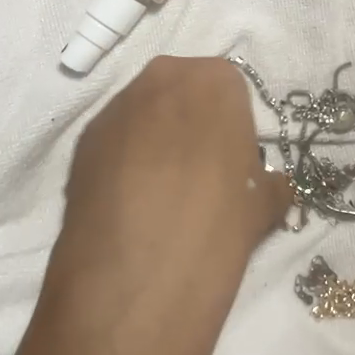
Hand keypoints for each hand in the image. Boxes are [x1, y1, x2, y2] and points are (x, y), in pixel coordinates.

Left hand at [9, 56, 288, 354]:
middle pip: (183, 93)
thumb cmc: (215, 225)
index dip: (232, 129)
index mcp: (216, 80)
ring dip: (153, 142)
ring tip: (159, 195)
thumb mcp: (262, 205)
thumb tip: (271, 185)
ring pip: (145, 115)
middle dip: (190, 125)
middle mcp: (164, 77)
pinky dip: (122, 163)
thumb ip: (269, 182)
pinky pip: (114, 142)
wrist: (134, 277)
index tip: (232, 165)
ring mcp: (117, 107)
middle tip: (197, 175)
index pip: (230, 92)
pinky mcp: (82, 140)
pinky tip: (130, 205)